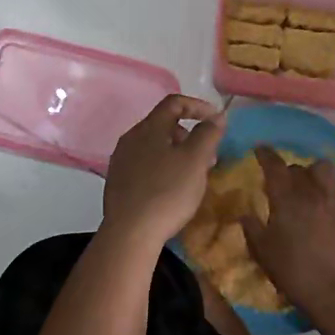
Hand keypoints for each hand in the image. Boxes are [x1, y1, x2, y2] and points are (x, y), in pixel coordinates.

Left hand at [102, 95, 224, 245]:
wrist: (130, 232)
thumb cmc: (167, 192)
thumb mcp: (195, 161)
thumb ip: (207, 134)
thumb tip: (216, 116)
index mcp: (148, 128)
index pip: (174, 103)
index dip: (198, 107)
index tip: (217, 121)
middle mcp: (130, 139)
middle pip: (163, 125)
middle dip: (189, 135)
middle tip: (207, 156)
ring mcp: (120, 161)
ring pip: (153, 147)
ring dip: (176, 153)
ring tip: (191, 175)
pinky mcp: (117, 182)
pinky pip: (144, 165)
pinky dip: (162, 167)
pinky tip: (170, 189)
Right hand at [241, 147, 334, 304]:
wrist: (329, 288)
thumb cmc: (289, 269)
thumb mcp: (261, 250)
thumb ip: (251, 227)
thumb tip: (245, 214)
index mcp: (285, 199)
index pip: (274, 166)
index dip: (265, 154)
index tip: (259, 149)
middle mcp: (310, 193)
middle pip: (298, 167)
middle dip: (287, 170)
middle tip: (279, 182)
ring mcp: (332, 200)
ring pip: (324, 169)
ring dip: (313, 171)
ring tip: (307, 184)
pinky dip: (333, 184)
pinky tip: (327, 196)